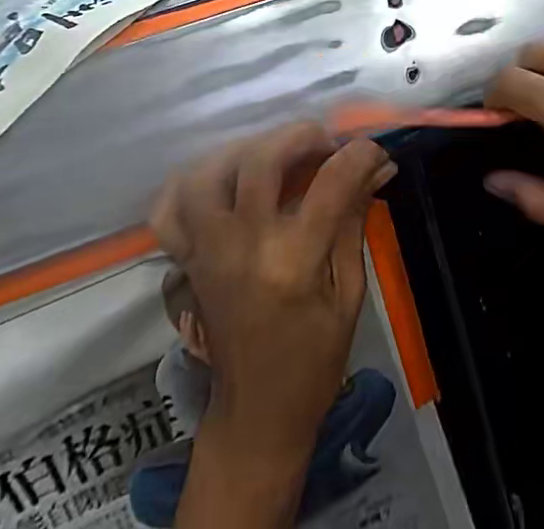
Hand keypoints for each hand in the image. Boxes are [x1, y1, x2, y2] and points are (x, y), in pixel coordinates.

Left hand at [150, 125, 392, 458]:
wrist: (258, 407)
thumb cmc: (315, 358)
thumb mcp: (348, 294)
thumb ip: (354, 223)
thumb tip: (374, 168)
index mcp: (293, 263)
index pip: (329, 186)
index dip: (356, 156)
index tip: (371, 150)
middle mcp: (242, 246)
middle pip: (260, 162)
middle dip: (297, 137)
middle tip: (321, 141)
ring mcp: (205, 248)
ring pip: (209, 172)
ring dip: (243, 150)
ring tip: (273, 154)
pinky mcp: (185, 256)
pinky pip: (169, 207)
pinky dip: (187, 183)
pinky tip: (219, 178)